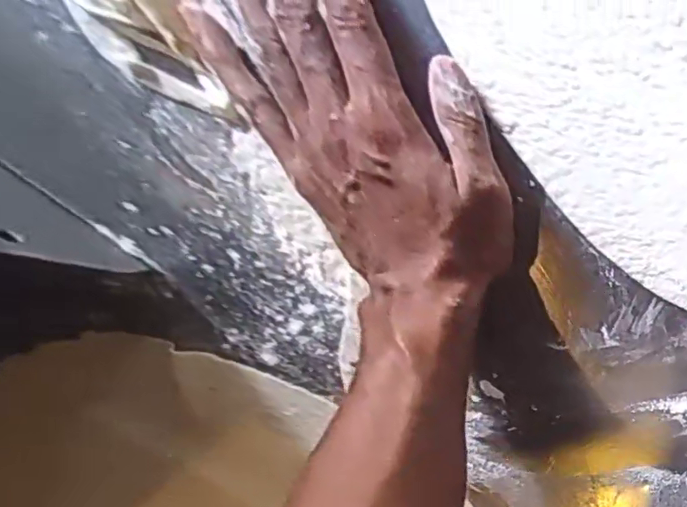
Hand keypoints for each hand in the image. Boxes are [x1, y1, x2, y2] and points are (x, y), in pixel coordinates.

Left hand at [182, 0, 513, 298]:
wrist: (421, 297)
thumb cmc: (462, 247)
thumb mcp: (486, 193)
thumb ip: (465, 127)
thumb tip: (445, 68)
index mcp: (387, 121)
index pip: (353, 28)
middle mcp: (338, 120)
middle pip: (300, 27)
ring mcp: (311, 141)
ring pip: (268, 50)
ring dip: (253, 2)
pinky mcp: (298, 165)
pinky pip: (251, 98)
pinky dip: (221, 52)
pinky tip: (200, 14)